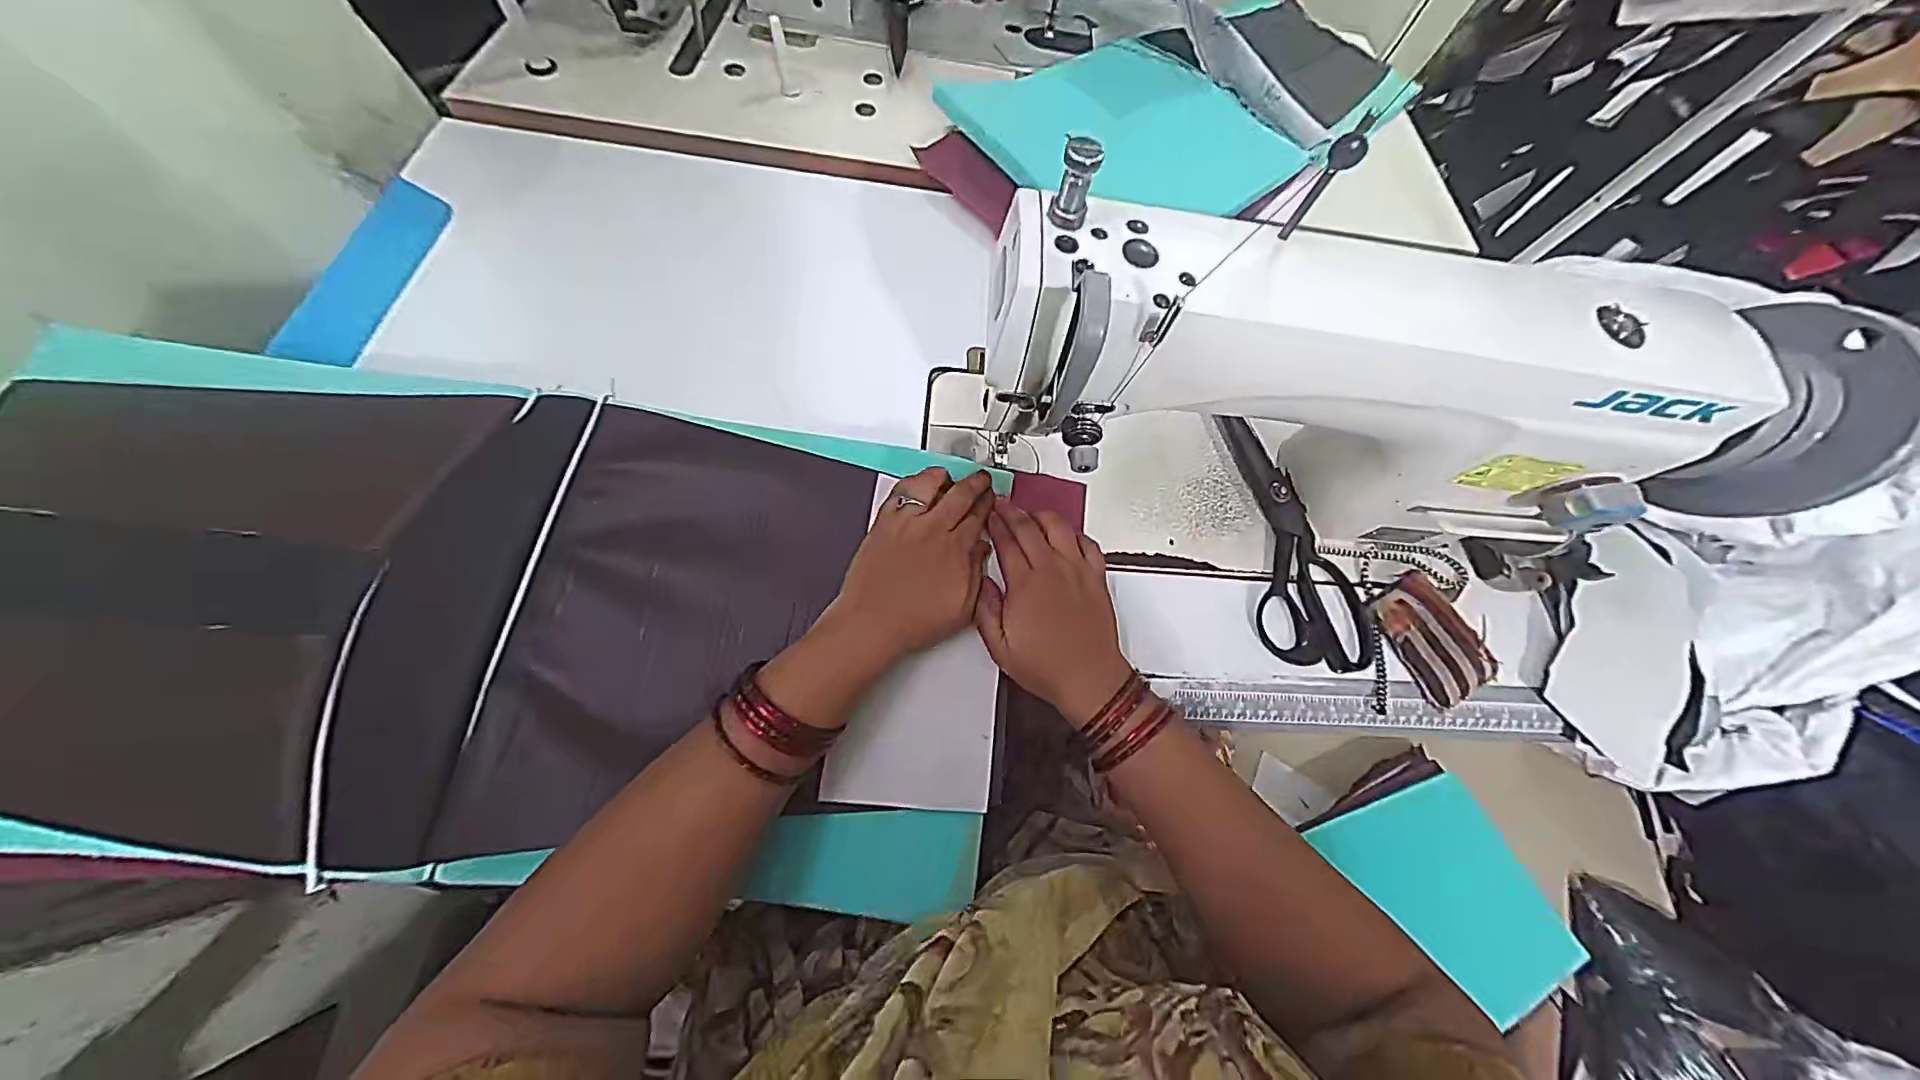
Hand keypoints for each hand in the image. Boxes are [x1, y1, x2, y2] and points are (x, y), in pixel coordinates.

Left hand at [816, 467, 994, 665]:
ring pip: (928, 484)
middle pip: (960, 494)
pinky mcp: (883, 524)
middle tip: (980, 480)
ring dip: (942, 477)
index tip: (990, 499)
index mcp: (955, 549)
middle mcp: (932, 530)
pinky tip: (915, 487)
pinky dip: (911, 484)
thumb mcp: (961, 607)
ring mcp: (906, 524)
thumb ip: (976, 574)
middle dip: (975, 483)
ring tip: (947, 477)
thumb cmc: (912, 621)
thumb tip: (981, 552)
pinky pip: (899, 493)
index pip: (979, 515)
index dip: (988, 504)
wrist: (872, 623)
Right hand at [974, 499, 1133, 727]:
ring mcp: (1077, 572)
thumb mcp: (1000, 647)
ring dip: (1042, 516)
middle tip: (1004, 505)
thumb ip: (986, 612)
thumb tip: (982, 586)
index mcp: (1025, 585)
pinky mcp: (1096, 578)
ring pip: (1059, 527)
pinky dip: (1075, 534)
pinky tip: (1067, 535)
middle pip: (1029, 528)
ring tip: (1032, 514)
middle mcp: (1052, 571)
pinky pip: (1088, 544)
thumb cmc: (1049, 667)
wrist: (1089, 677)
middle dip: (1013, 512)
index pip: (1007, 542)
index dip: (996, 525)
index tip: (990, 517)